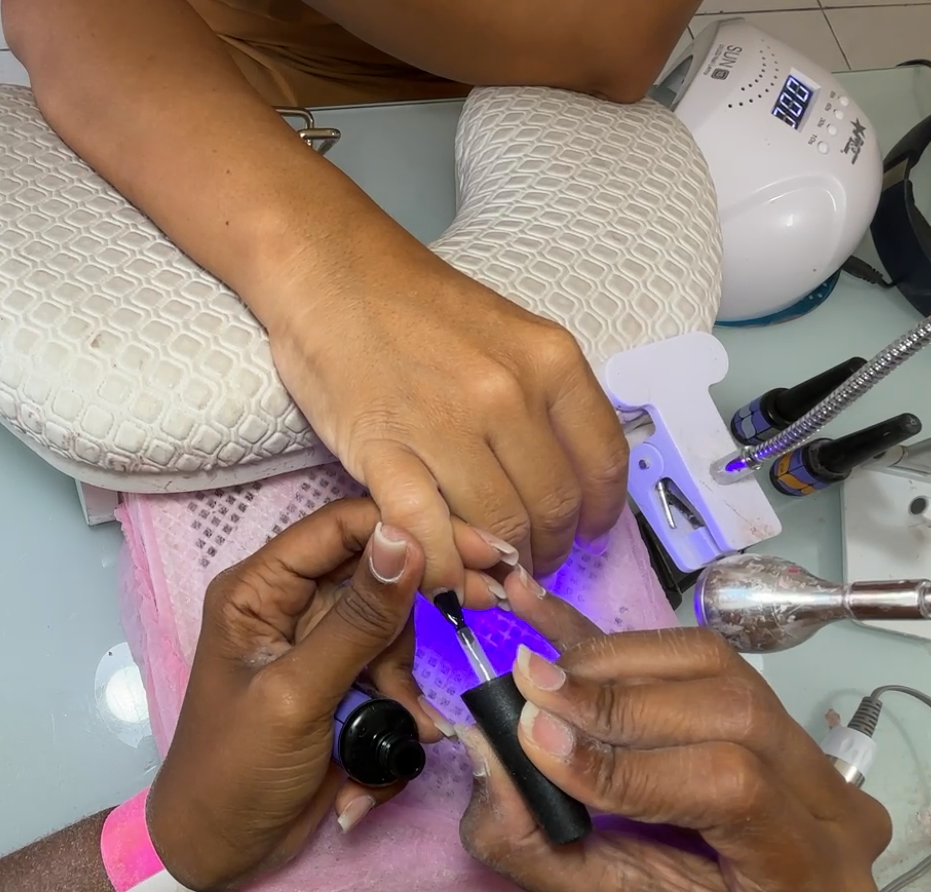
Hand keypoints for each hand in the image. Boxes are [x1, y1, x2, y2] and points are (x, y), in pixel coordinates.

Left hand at [148, 499, 441, 891]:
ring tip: (398, 723)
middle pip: (374, 573)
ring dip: (403, 678)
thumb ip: (356, 620)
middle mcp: (288, 606)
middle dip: (418, 608)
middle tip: (486, 604)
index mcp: (259, 590)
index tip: (472, 550)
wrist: (220, 850)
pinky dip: (397, 709)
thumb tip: (403, 538)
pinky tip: (386, 750)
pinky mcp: (338, 684)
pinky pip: (387, 674)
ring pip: (389, 629)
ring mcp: (315, 646)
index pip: (339, 527)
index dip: (406, 527)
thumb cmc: (236, 770)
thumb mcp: (296, 694)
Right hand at [263, 243, 628, 600]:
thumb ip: (534, 402)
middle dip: (544, 553)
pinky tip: (440, 578)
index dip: (596, 517)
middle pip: (550, 507)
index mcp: (550, 361)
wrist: (329, 275)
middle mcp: (509, 395)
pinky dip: (439, 570)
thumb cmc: (410, 303)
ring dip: (495, 570)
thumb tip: (544, 485)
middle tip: (523, 566)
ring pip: (496, 529)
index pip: (601, 464)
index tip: (579, 537)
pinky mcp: (383, 451)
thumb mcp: (503, 334)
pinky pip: (426, 533)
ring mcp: (446, 426)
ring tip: (483, 574)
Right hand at [458, 567, 891, 891]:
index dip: (625, 761)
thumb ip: (524, 837)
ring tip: (543, 677)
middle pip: (730, 710)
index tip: (532, 735)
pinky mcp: (764, 700)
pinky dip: (608, 634)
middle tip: (529, 692)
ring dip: (610, 661)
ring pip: (711, 664)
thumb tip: (489, 743)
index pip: (731, 788)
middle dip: (613, 699)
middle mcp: (838, 808)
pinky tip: (534, 601)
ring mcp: (809, 746)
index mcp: (813, 886)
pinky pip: (689, 649)